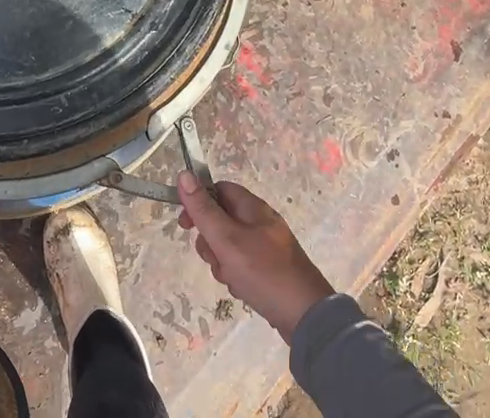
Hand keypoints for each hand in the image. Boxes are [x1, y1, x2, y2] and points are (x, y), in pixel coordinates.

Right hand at [176, 173, 334, 343]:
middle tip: (215, 257)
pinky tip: (243, 290)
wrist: (305, 315)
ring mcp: (266, 247)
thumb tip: (183, 174)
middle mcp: (260, 223)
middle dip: (210, 241)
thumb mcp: (227, 239)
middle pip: (221, 220)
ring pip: (228, 246)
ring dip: (222, 262)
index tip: (185, 224)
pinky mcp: (269, 269)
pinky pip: (241, 265)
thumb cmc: (264, 271)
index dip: (199, 202)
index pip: (219, 190)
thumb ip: (203, 209)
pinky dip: (236, 276)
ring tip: (232, 277)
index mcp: (253, 208)